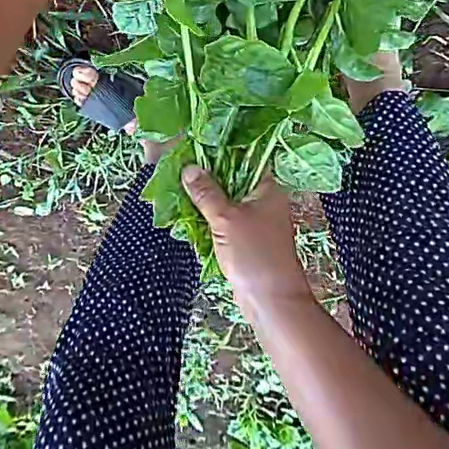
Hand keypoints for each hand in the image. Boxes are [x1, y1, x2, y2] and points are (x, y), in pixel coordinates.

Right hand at [182, 167, 310, 307]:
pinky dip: (209, 220)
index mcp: (266, 187)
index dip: (220, 153)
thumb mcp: (226, 218)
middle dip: (207, 179)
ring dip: (205, 201)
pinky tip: (187, 217)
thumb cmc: (254, 253)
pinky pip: (226, 222)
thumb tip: (189, 167)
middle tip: (178, 172)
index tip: (194, 148)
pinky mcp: (247, 239)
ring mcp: (256, 220)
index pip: (243, 159)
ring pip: (227, 202)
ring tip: (177, 192)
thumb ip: (207, 192)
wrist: (271, 300)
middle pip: (233, 181)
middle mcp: (263, 199)